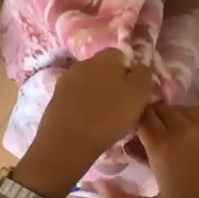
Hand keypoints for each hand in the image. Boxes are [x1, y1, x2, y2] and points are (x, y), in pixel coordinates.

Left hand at [16, 49, 153, 197]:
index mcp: (105, 58)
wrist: (67, 141)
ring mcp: (66, 80)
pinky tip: (87, 123)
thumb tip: (140, 69)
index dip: (129, 73)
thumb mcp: (139, 94)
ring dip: (95, 95)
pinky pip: (74, 98)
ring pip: (87, 83)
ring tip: (103, 117)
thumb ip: (144, 76)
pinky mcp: (54, 98)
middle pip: (102, 69)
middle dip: (111, 83)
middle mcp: (83, 63)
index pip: (121, 56)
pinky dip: (82, 107)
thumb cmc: (109, 115)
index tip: (134, 93)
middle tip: (121, 105)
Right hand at [94, 103, 198, 197]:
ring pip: (178, 108)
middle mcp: (185, 126)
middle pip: (158, 109)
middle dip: (148, 122)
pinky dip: (189, 120)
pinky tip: (190, 143)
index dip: (130, 125)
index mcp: (164, 146)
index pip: (139, 116)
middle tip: (147, 147)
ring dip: (169, 120)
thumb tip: (97, 182)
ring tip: (169, 146)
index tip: (129, 142)